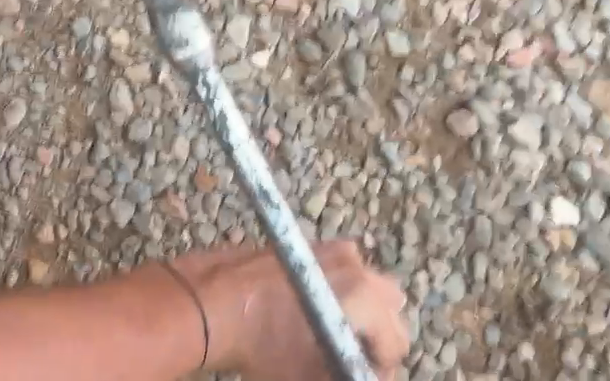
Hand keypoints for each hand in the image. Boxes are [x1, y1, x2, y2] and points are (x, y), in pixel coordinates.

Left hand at [170, 242, 408, 380]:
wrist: (213, 301)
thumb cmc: (265, 345)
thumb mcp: (315, 374)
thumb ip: (350, 372)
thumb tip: (363, 370)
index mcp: (364, 297)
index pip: (396, 342)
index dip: (378, 366)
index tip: (356, 373)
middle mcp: (353, 264)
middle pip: (388, 304)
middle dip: (377, 332)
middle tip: (349, 355)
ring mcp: (328, 247)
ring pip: (366, 280)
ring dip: (360, 306)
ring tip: (333, 333)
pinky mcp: (306, 241)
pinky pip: (339, 265)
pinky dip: (337, 285)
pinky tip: (313, 308)